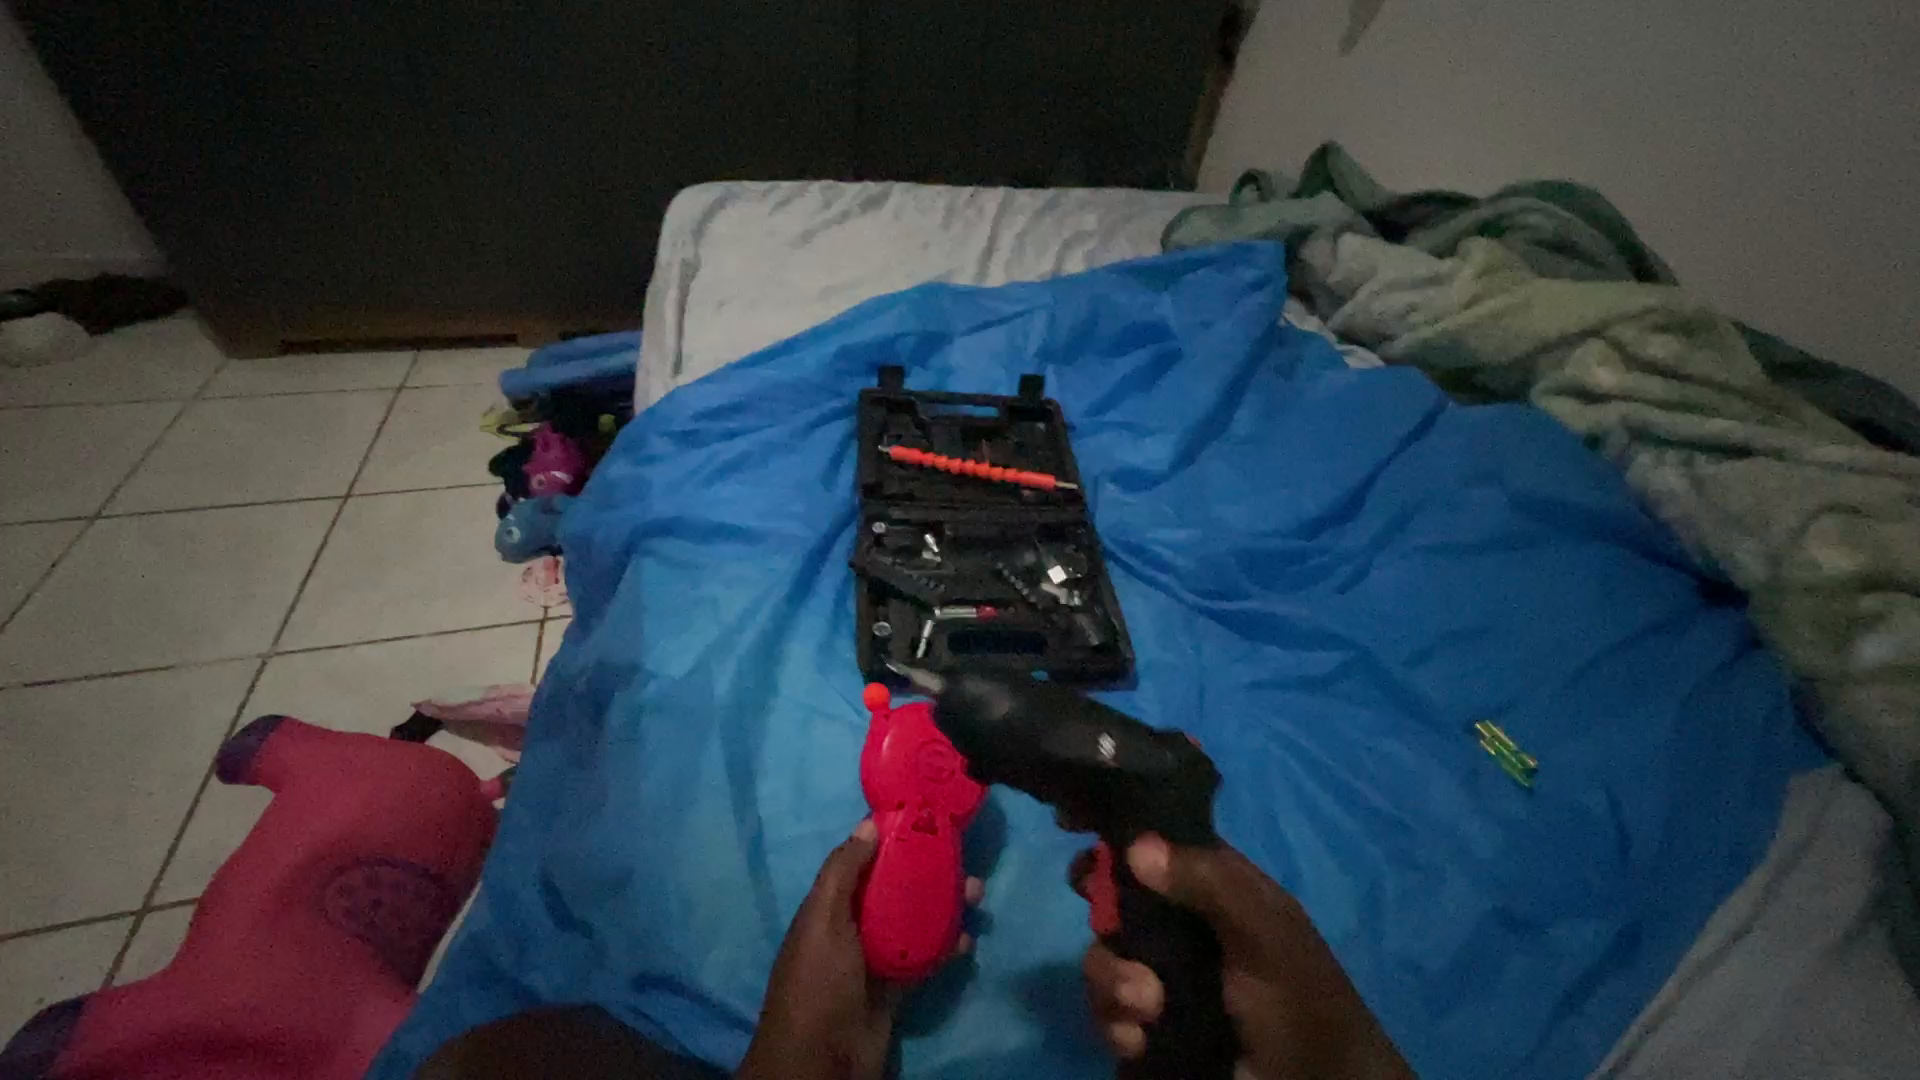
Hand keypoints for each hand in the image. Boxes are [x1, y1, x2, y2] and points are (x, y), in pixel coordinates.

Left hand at [738, 820, 982, 1079]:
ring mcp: (877, 956)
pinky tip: (966, 939)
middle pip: (896, 887)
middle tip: (963, 859)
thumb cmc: (819, 981)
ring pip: (916, 919)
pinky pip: (926, 956)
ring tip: (976, 895)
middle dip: (929, 872)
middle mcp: (854, 925)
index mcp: (831, 905)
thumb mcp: (823, 919)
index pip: (864, 860)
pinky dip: (947, 945)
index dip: (892, 837)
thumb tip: (868, 824)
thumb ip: (843, 871)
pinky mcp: (898, 986)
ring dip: (945, 905)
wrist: (821, 1063)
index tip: (925, 817)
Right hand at [1077, 836, 1412, 1079]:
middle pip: (1111, 891)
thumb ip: (1205, 881)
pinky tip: (1139, 1040)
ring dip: (1113, 978)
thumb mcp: (1263, 929)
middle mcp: (1176, 920)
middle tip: (1101, 913)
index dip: (1113, 828)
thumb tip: (1134, 846)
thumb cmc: (1299, 998)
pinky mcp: (1144, 1024)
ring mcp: (1157, 973)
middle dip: (1098, 904)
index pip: (1152, 837)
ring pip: (1101, 952)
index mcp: (1207, 884)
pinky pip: (1105, 1008)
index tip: (1071, 821)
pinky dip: (1114, 1022)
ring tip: (1146, 1006)